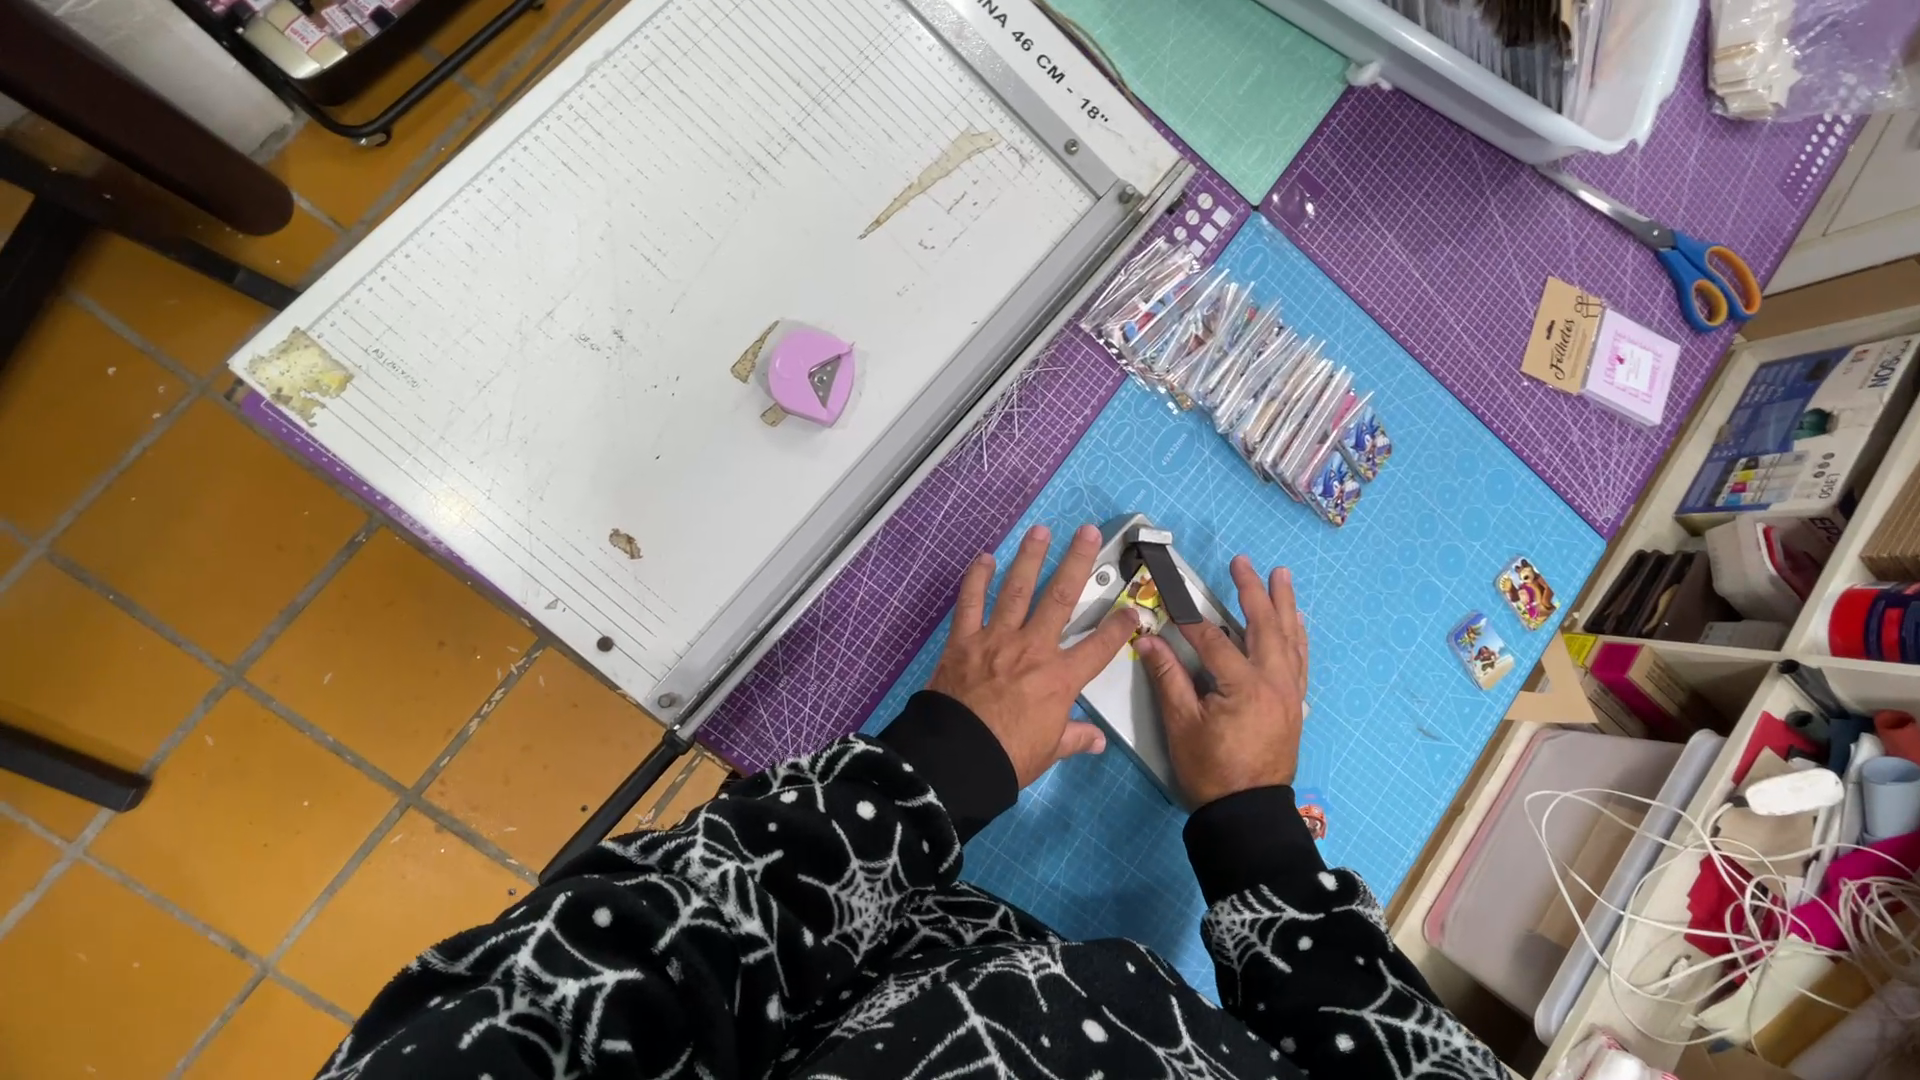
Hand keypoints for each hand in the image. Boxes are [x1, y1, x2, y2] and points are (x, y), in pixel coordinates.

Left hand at [926, 524, 1141, 787]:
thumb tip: (1097, 740)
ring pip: (1017, 589)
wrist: (956, 758)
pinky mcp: (963, 640)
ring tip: (1041, 530)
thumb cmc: (1008, 757)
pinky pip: (970, 602)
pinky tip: (984, 558)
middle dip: (1077, 562)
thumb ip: (1074, 738)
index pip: (1099, 647)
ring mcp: (996, 639)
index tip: (1133, 610)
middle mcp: (1033, 649)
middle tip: (1089, 532)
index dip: (1119, 627)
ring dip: (1030, 557)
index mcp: (1060, 678)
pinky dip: (976, 579)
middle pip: (1061, 598)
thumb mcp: (1049, 751)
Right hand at [1136, 556, 1308, 805]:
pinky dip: (1297, 637)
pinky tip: (1295, 623)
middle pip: (1264, 627)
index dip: (1188, 618)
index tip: (1170, 596)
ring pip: (1290, 640)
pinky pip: (1299, 661)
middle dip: (1252, 591)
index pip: (1212, 639)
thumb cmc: (1210, 771)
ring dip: (1283, 606)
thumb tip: (1147, 640)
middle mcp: (1275, 683)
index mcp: (1245, 686)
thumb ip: (1167, 678)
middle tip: (1243, 563)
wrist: (1247, 813)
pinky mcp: (1294, 705)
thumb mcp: (1181, 724)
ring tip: (1281, 578)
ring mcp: (1290, 694)